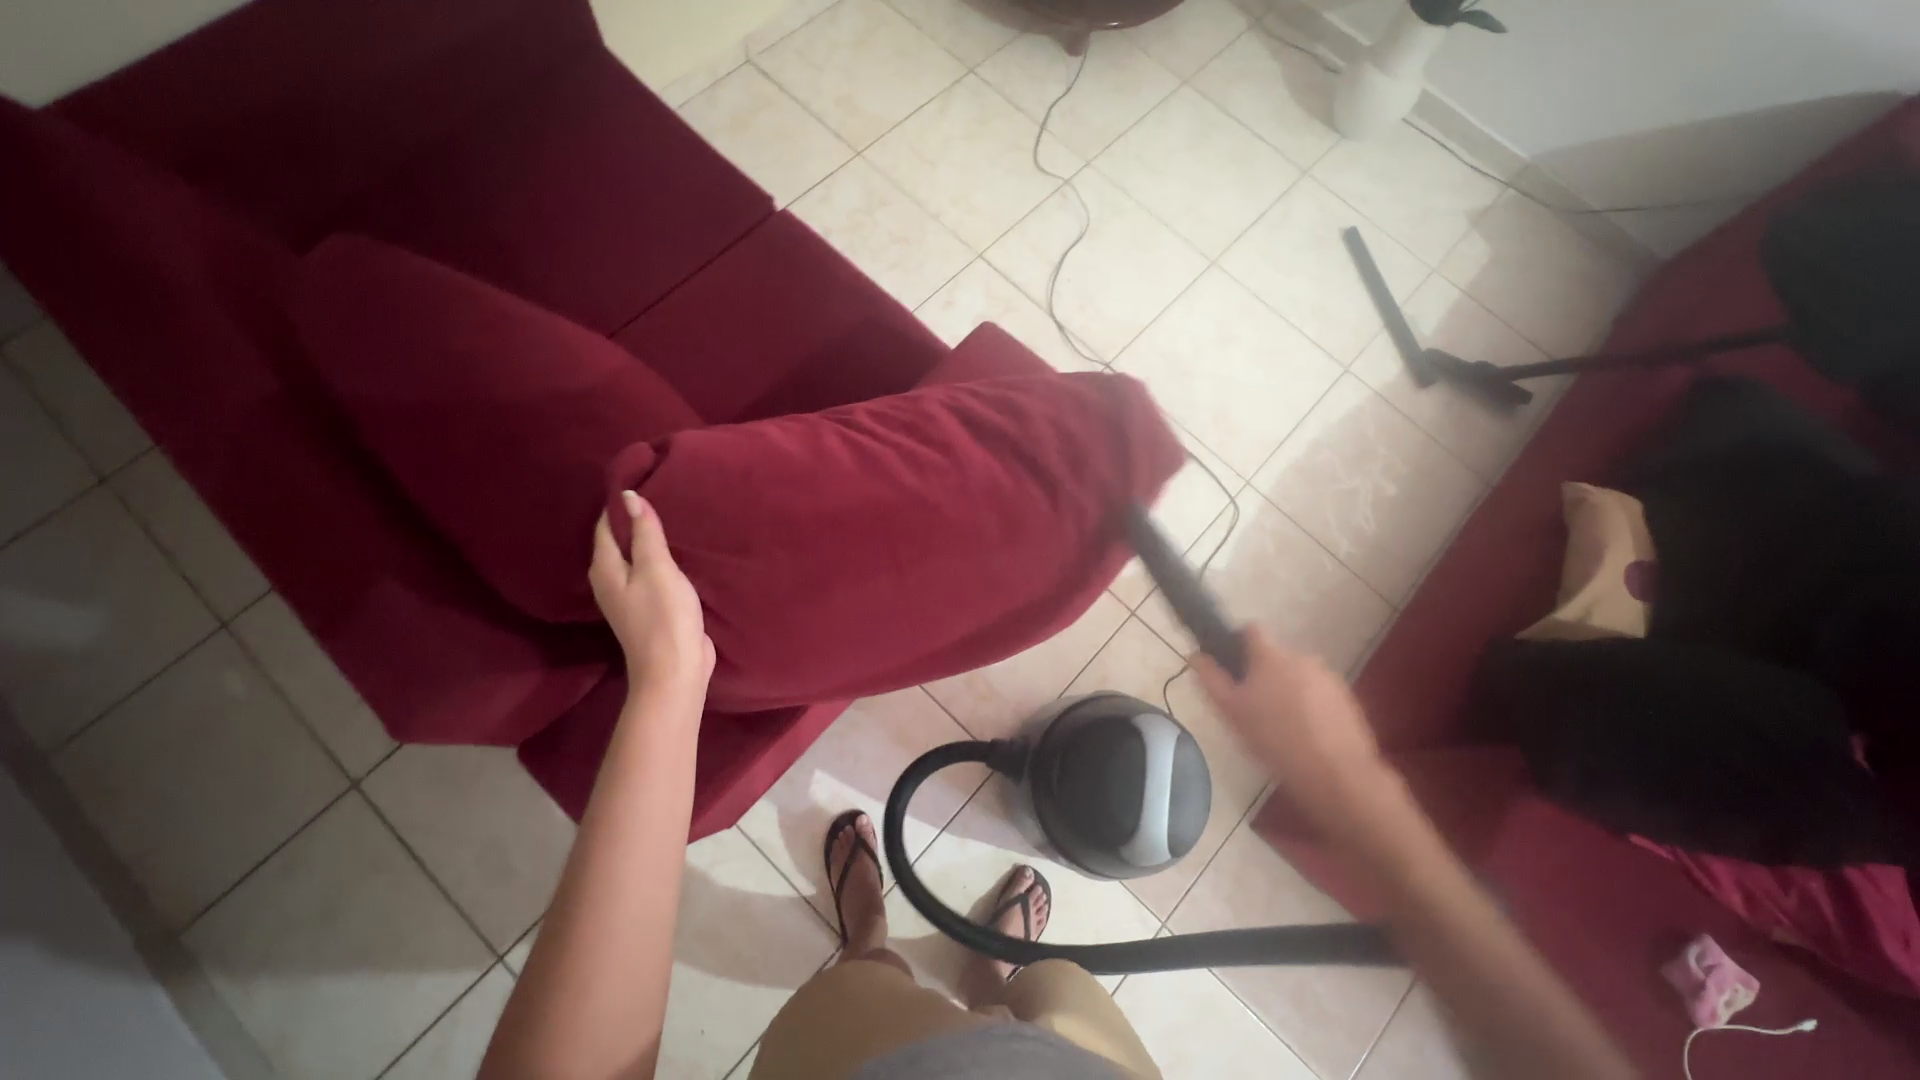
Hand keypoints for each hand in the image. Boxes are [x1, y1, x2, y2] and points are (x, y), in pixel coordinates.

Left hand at [590, 491, 714, 708]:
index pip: (605, 526)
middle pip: (616, 542)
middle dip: (632, 520)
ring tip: (668, 519)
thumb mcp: (657, 568)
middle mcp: (609, 582)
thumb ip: (645, 533)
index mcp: (605, 569)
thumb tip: (628, 496)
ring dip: (647, 542)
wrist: (674, 670)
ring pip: (634, 560)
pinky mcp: (648, 610)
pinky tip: (675, 555)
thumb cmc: (664, 616)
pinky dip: (657, 562)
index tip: (640, 480)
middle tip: (658, 494)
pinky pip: (649, 576)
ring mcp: (628, 598)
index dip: (619, 504)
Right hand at [1191, 626, 1400, 842]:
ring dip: (1286, 690)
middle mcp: (1301, 657)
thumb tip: (1196, 655)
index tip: (1230, 666)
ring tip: (1280, 725)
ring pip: (1296, 675)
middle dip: (1262, 675)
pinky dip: (1308, 705)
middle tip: (1251, 707)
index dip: (1236, 642)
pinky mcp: (1346, 698)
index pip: (1250, 630)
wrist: (1334, 773)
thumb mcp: (1231, 712)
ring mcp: (1327, 677)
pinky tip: (1304, 734)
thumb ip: (1211, 679)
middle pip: (1274, 657)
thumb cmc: (1274, 739)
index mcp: (1270, 657)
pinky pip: (1318, 692)